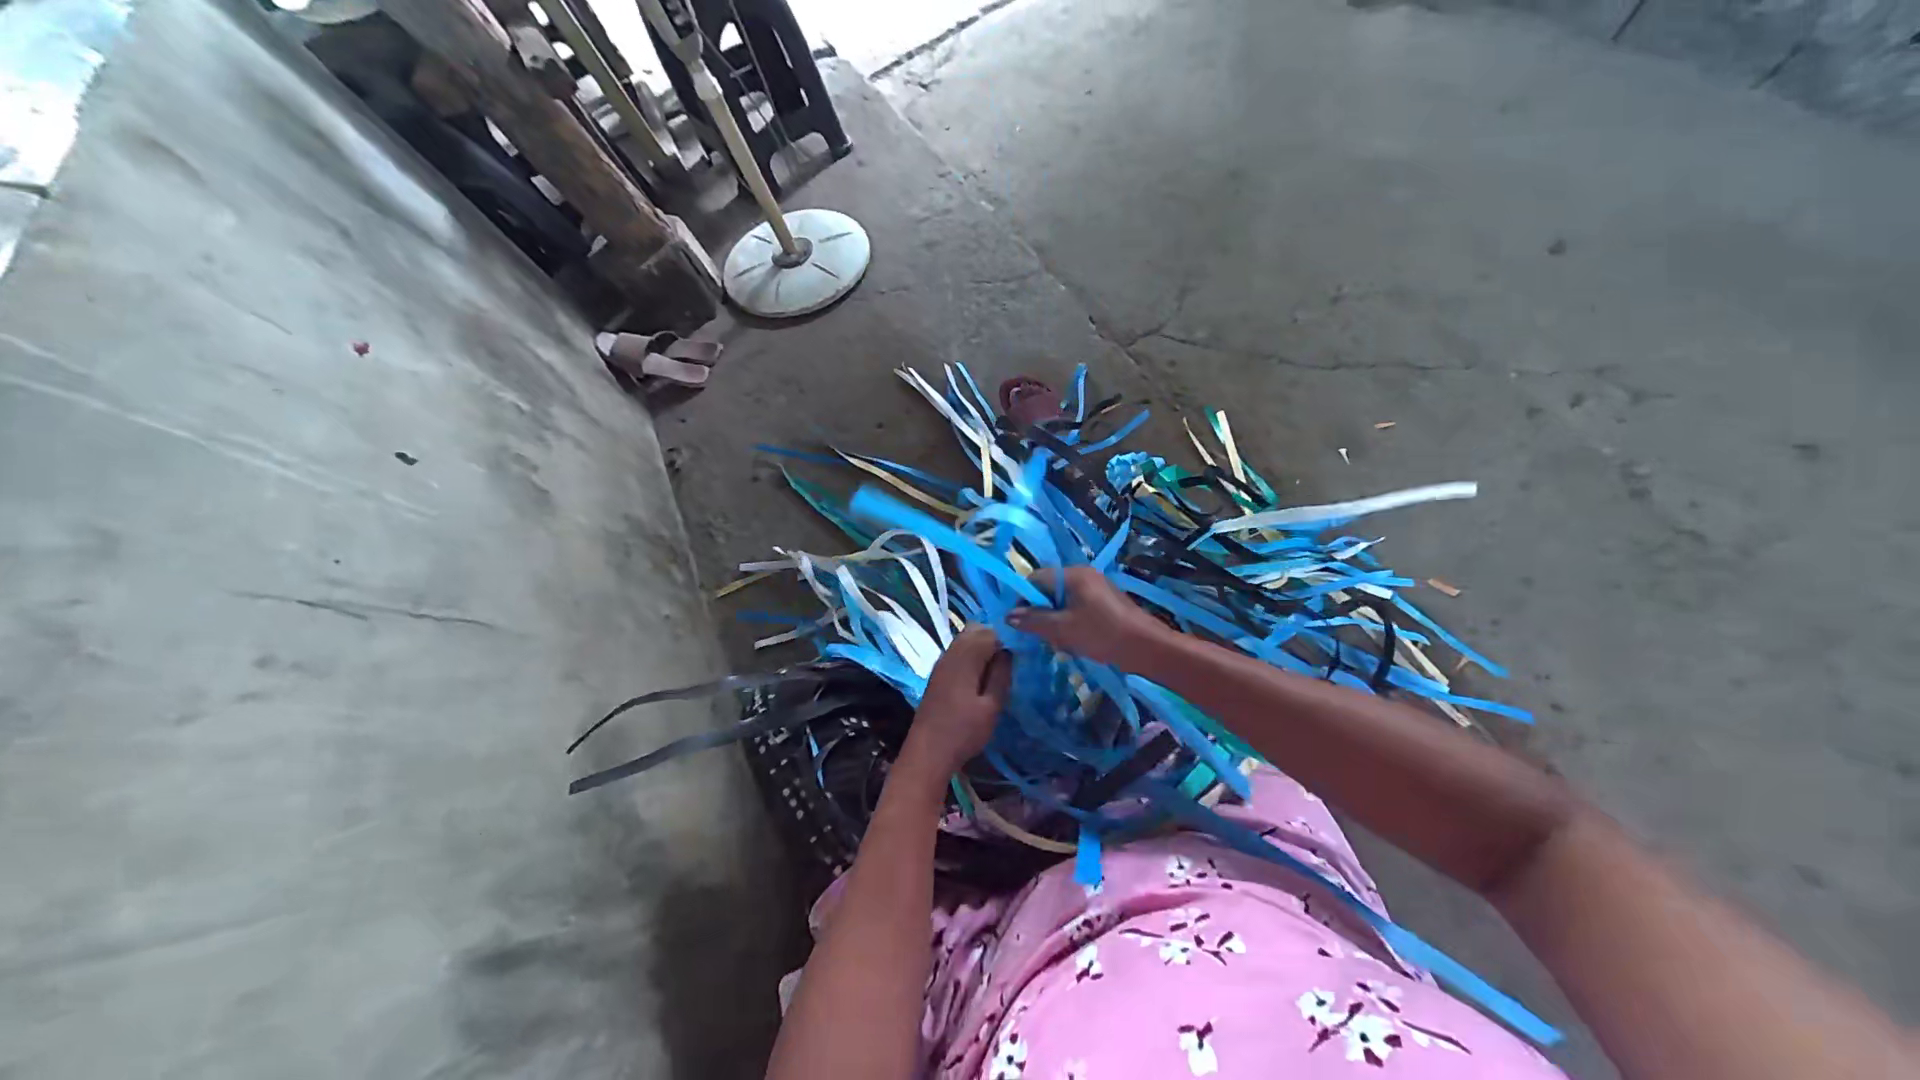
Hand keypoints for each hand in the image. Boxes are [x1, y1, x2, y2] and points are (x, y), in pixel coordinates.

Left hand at [901, 625, 1009, 775]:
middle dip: (994, 640)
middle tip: (1010, 664)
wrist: (927, 753)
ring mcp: (941, 663)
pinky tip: (981, 680)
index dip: (1007, 639)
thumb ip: (1001, 675)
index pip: (990, 631)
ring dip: (982, 649)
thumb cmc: (963, 731)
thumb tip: (1008, 651)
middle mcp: (950, 653)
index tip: (1019, 657)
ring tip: (997, 673)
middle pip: (975, 630)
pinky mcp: (938, 675)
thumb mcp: (991, 706)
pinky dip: (972, 658)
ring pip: (965, 640)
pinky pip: (958, 653)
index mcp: (965, 657)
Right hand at [1007, 566, 1169, 669]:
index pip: (1035, 578)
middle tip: (1040, 634)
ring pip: (1063, 601)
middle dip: (1040, 612)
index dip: (1023, 599)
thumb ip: (1033, 621)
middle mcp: (1084, 574)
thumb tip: (1008, 616)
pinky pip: (1077, 607)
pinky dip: (1070, 622)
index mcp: (1073, 574)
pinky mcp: (1105, 602)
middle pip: (1049, 589)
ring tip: (1059, 641)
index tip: (1020, 622)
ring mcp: (1096, 588)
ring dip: (1056, 620)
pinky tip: (1075, 641)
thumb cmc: (1102, 633)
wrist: (1146, 647)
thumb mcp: (1062, 629)